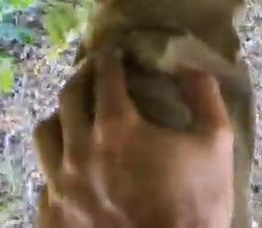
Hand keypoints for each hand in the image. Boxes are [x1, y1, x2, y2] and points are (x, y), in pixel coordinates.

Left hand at [36, 52, 235, 227]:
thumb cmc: (196, 203)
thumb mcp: (216, 139)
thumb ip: (203, 93)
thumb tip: (189, 63)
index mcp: (118, 128)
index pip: (105, 75)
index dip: (112, 57)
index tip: (117, 50)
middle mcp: (80, 152)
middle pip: (68, 97)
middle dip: (84, 76)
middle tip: (97, 71)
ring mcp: (60, 189)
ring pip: (45, 135)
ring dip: (62, 117)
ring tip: (78, 116)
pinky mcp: (52, 219)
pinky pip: (44, 180)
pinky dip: (59, 164)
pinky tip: (77, 166)